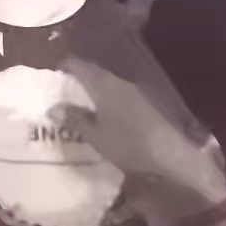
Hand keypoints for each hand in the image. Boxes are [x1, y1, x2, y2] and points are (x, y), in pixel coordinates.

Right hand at [60, 58, 225, 224]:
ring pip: (109, 86)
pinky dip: (107, 102)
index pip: (80, 65)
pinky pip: (120, 97)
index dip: (65, 66)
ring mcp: (137, 94)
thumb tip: (54, 107)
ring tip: (79, 105)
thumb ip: (74, 119)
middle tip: (62, 91)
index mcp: (104, 84)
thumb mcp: (95, 136)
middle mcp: (121, 82)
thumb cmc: (128, 144)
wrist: (173, 160)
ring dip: (94, 92)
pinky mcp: (148, 107)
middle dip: (79, 80)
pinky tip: (102, 117)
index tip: (52, 73)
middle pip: (95, 74)